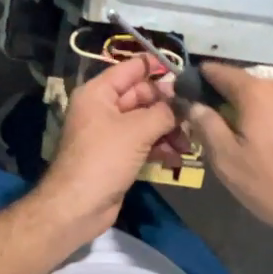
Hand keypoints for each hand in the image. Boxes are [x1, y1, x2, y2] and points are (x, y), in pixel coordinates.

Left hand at [36, 56, 178, 238]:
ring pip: (145, 121)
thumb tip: (183, 101)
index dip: (156, 67)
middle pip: (141, 96)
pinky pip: (143, 143)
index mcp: (98, 92)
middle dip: (168, 106)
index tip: (186, 71)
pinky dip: (160, 147)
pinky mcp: (117, 155)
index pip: (130, 69)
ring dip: (168, 129)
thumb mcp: (136, 130)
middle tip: (195, 114)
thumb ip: (163, 111)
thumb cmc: (103, 158)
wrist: (78, 206)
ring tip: (190, 142)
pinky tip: (179, 157)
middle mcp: (102, 108)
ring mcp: (110, 133)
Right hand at [186, 64, 272, 273]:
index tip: (185, 101)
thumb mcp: (230, 162)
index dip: (197, 82)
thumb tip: (193, 104)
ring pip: (271, 102)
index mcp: (256, 91)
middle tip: (215, 133)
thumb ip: (206, 127)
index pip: (217, 71)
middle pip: (246, 86)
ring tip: (248, 148)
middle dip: (226, 103)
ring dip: (255, 117)